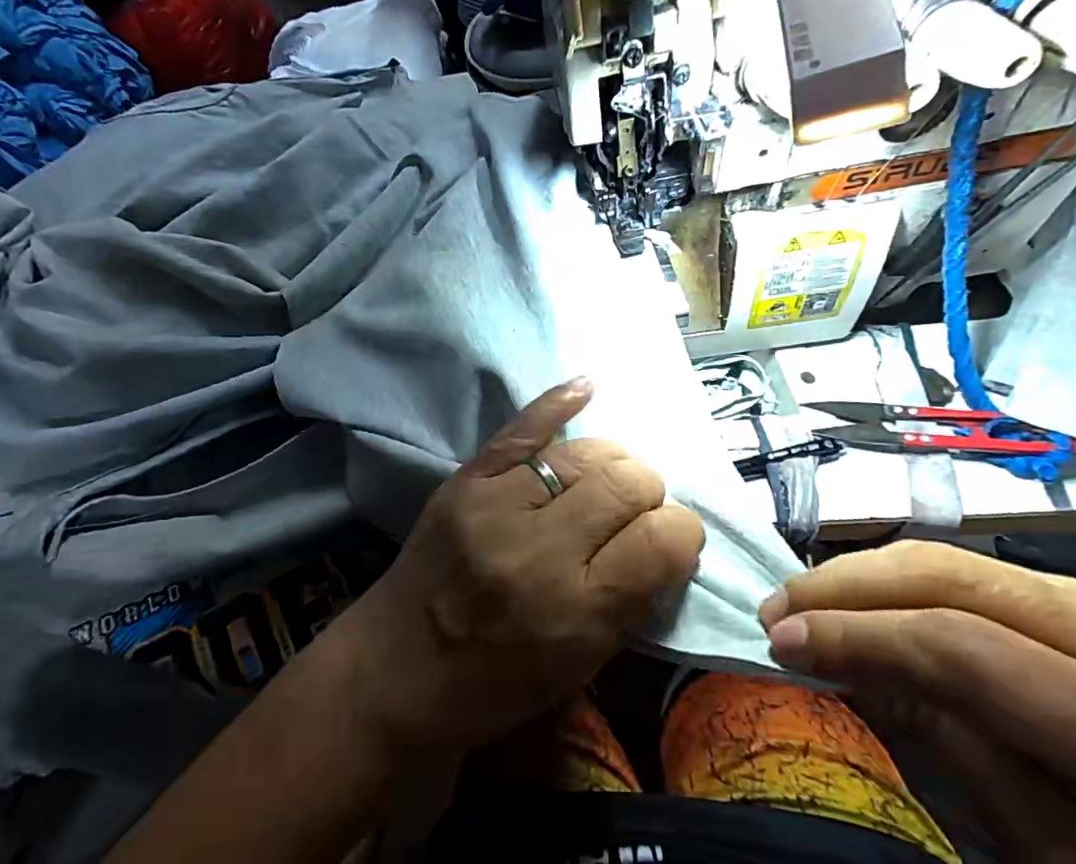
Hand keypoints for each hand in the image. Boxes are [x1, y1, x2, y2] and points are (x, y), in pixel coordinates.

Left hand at [330, 378, 705, 752]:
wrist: (394, 666)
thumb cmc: (492, 686)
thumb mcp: (578, 666)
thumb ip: (629, 600)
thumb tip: (666, 538)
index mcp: (576, 610)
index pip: (663, 541)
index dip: (681, 534)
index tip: (672, 540)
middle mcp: (537, 549)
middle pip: (624, 486)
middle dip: (648, 493)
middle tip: (638, 511)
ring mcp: (492, 506)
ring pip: (581, 455)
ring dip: (611, 463)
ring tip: (610, 479)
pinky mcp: (461, 483)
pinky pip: (517, 431)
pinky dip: (555, 406)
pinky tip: (586, 387)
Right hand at [761, 541, 1075, 862]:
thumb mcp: (1039, 840)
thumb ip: (938, 732)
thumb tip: (824, 656)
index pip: (968, 650)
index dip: (858, 634)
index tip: (778, 640)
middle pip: (962, 581)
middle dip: (849, 586)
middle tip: (777, 609)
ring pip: (968, 562)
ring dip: (870, 576)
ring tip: (807, 601)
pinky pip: (990, 575)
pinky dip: (911, 581)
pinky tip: (868, 601)